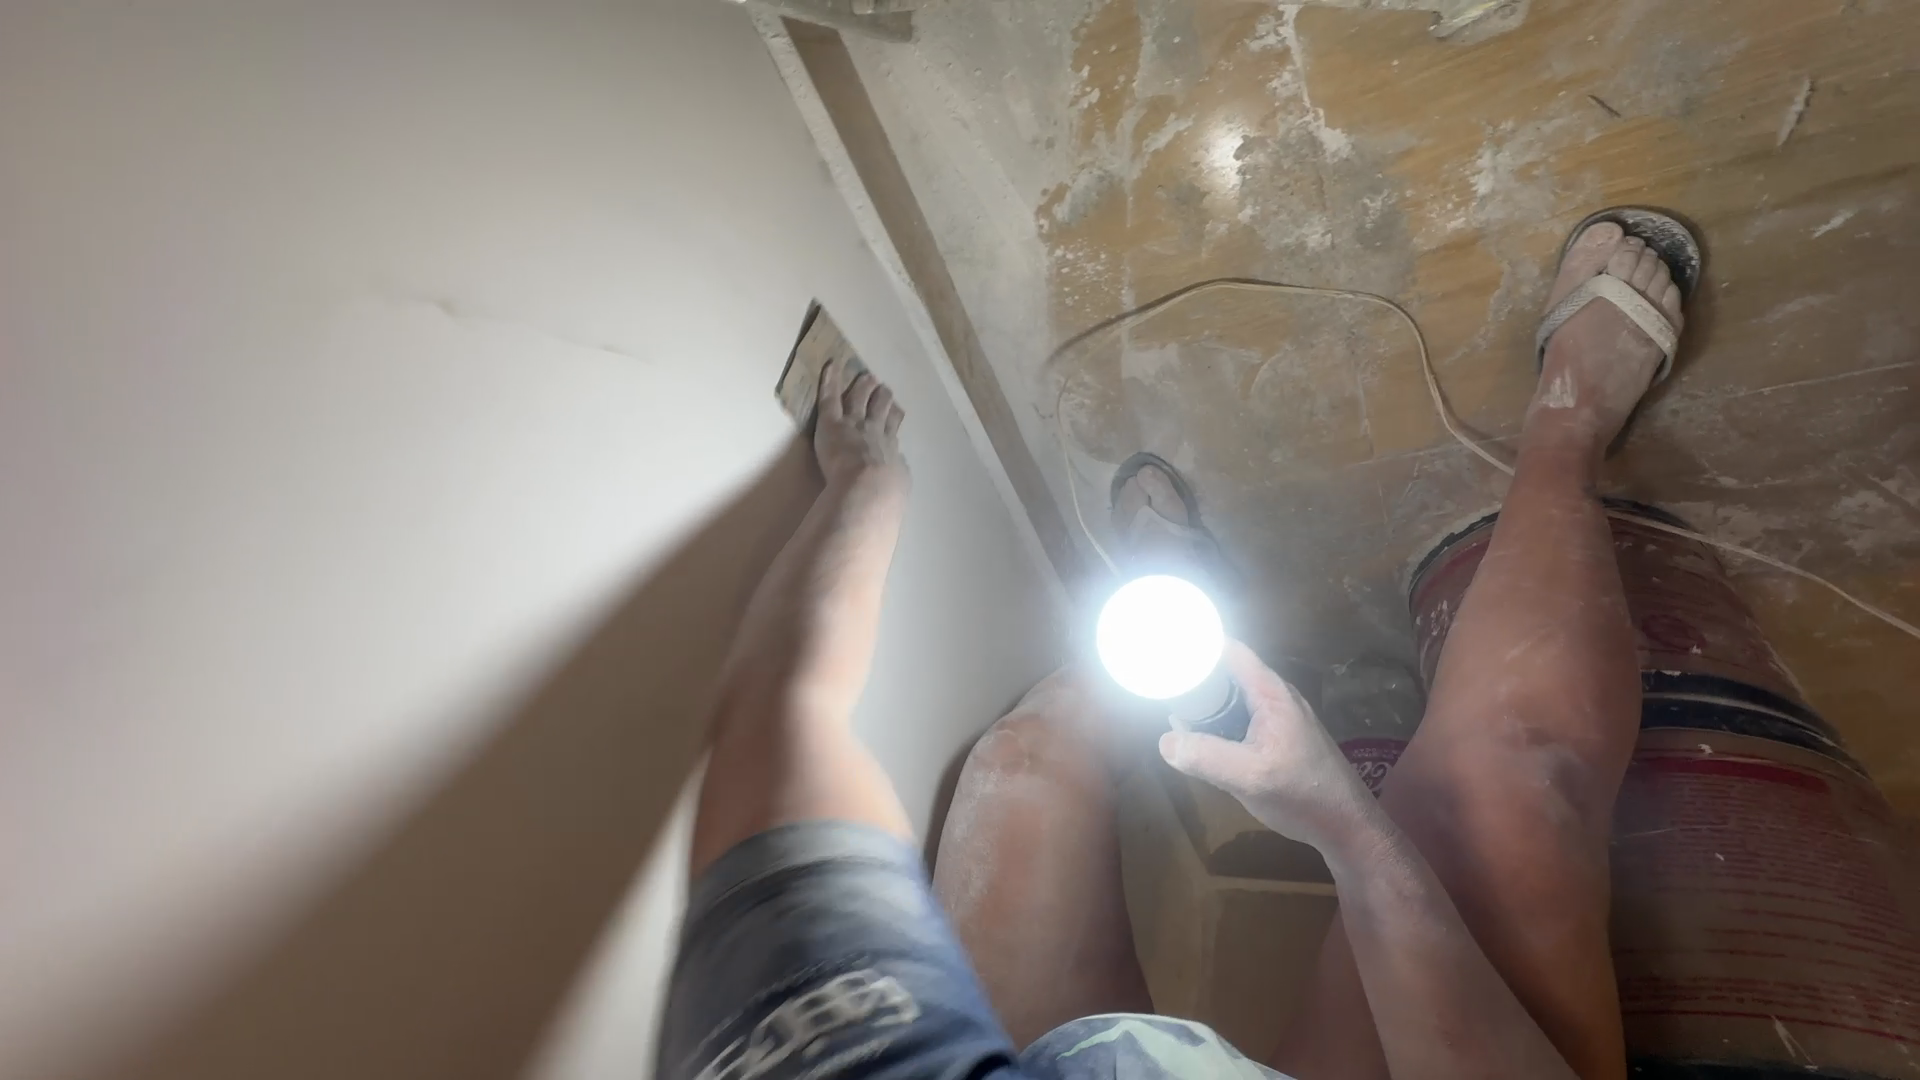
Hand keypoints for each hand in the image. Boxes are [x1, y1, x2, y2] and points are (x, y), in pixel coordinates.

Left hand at [814, 357, 907, 489]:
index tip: (897, 411)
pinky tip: (832, 366)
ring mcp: (854, 423)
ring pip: (860, 398)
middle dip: (882, 398)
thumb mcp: (899, 485)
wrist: (870, 487)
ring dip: (863, 387)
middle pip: (881, 409)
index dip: (894, 418)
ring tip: (867, 377)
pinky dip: (831, 381)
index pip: (893, 429)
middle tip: (883, 389)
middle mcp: (875, 431)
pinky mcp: (832, 421)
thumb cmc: (885, 494)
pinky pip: (831, 398)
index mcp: (890, 450)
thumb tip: (899, 469)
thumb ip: (898, 475)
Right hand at [1158, 642, 1379, 849]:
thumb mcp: (1250, 777)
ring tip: (1170, 704)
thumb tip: (1164, 741)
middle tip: (1160, 678)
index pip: (1230, 650)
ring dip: (1203, 700)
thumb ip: (1206, 757)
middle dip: (1194, 672)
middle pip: (1226, 670)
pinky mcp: (1276, 738)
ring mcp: (1276, 718)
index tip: (1167, 643)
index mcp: (1271, 693)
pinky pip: (1238, 717)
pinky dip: (1215, 719)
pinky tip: (1197, 735)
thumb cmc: (1304, 796)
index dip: (1198, 642)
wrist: (1348, 829)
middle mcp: (1274, 697)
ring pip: (1231, 696)